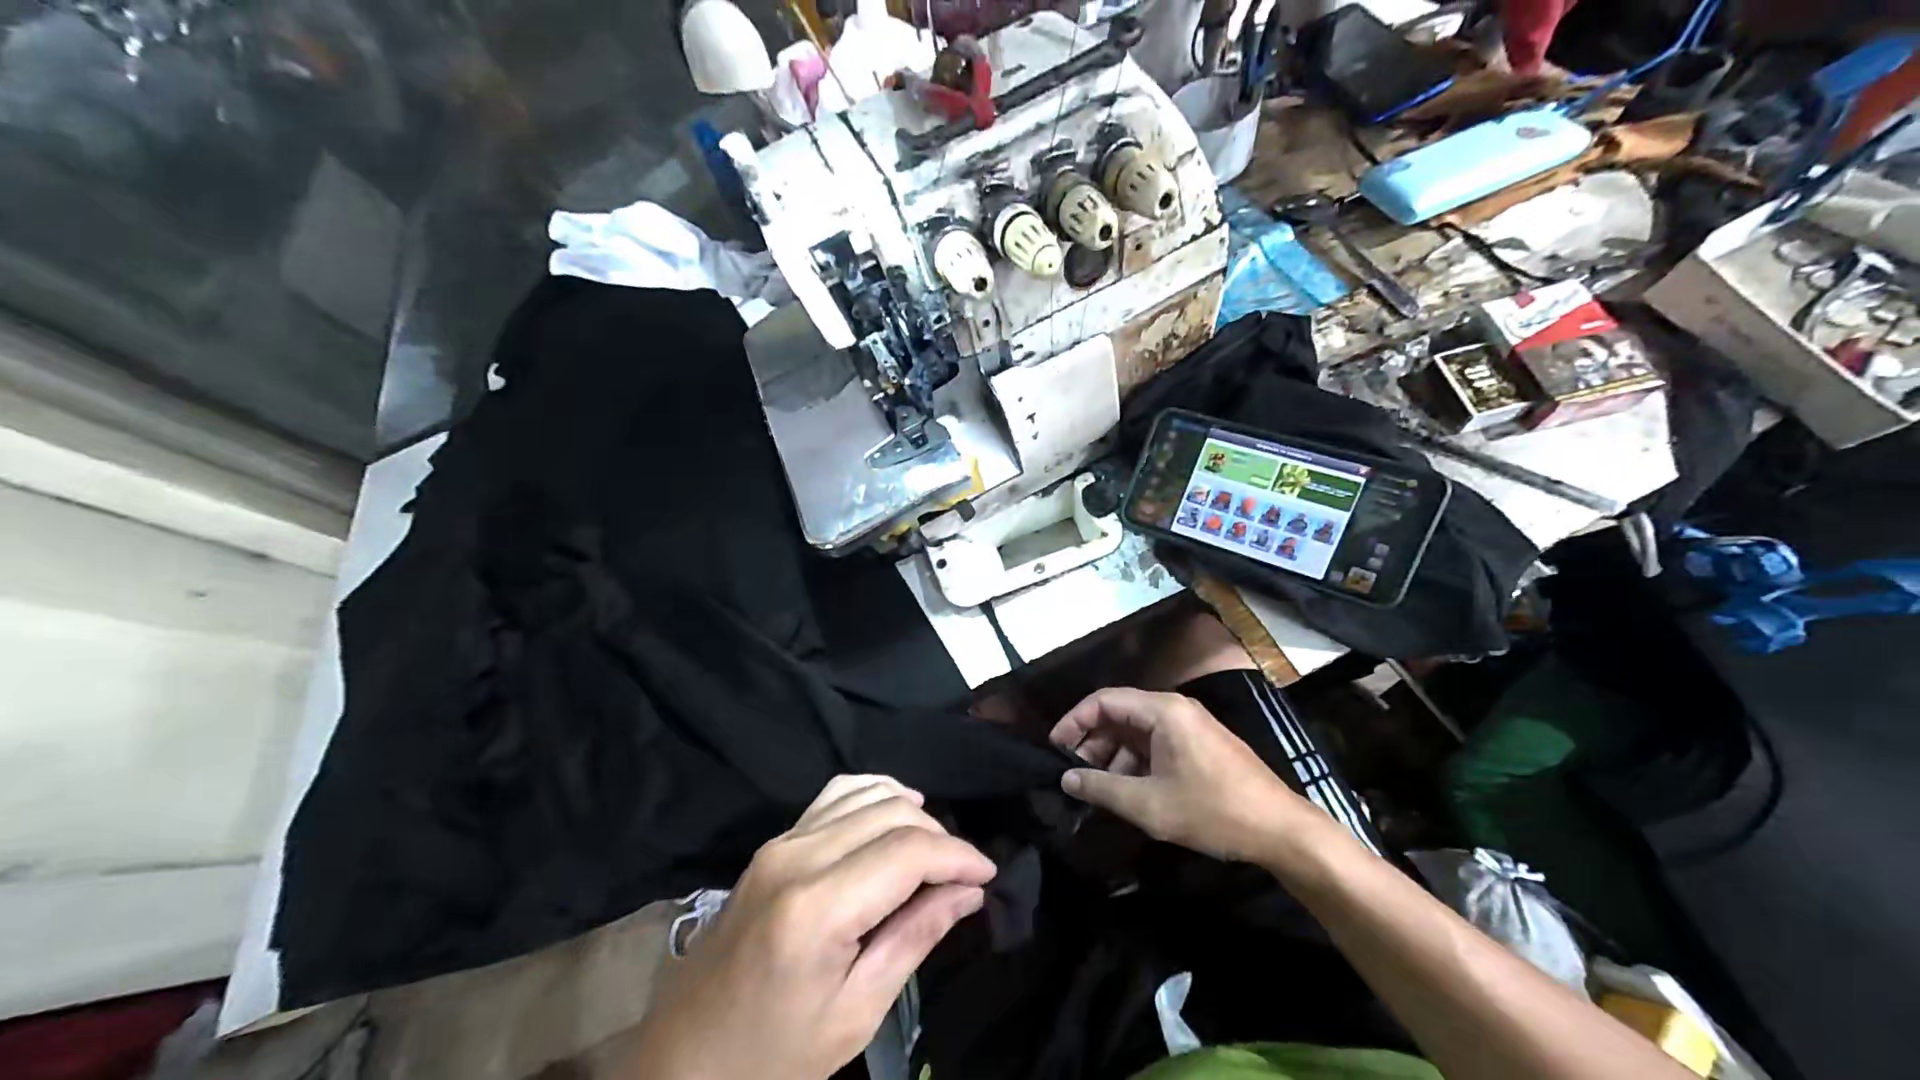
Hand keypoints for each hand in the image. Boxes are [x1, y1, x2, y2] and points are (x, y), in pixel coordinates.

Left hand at [628, 775, 996, 1079]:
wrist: (684, 1059)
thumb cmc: (774, 1054)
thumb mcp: (856, 1012)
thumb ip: (915, 938)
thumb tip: (968, 890)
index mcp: (817, 908)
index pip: (908, 852)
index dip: (958, 855)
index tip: (988, 874)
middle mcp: (797, 856)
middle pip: (891, 814)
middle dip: (939, 837)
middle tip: (964, 875)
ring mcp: (780, 842)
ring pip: (865, 795)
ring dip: (910, 814)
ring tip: (935, 851)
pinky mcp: (773, 843)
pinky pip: (834, 795)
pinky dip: (873, 794)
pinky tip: (894, 811)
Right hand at [1049, 687, 1327, 863]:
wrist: (1281, 830)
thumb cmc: (1213, 811)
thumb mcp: (1149, 804)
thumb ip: (1101, 788)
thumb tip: (1066, 778)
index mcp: (1163, 711)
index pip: (1104, 701)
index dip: (1073, 721)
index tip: (1054, 749)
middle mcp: (1175, 709)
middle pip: (1119, 714)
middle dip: (1092, 742)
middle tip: (1074, 775)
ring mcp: (1190, 727)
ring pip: (1136, 732)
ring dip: (1112, 757)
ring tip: (1098, 790)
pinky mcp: (1199, 746)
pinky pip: (1155, 744)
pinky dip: (1135, 763)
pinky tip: (1127, 792)